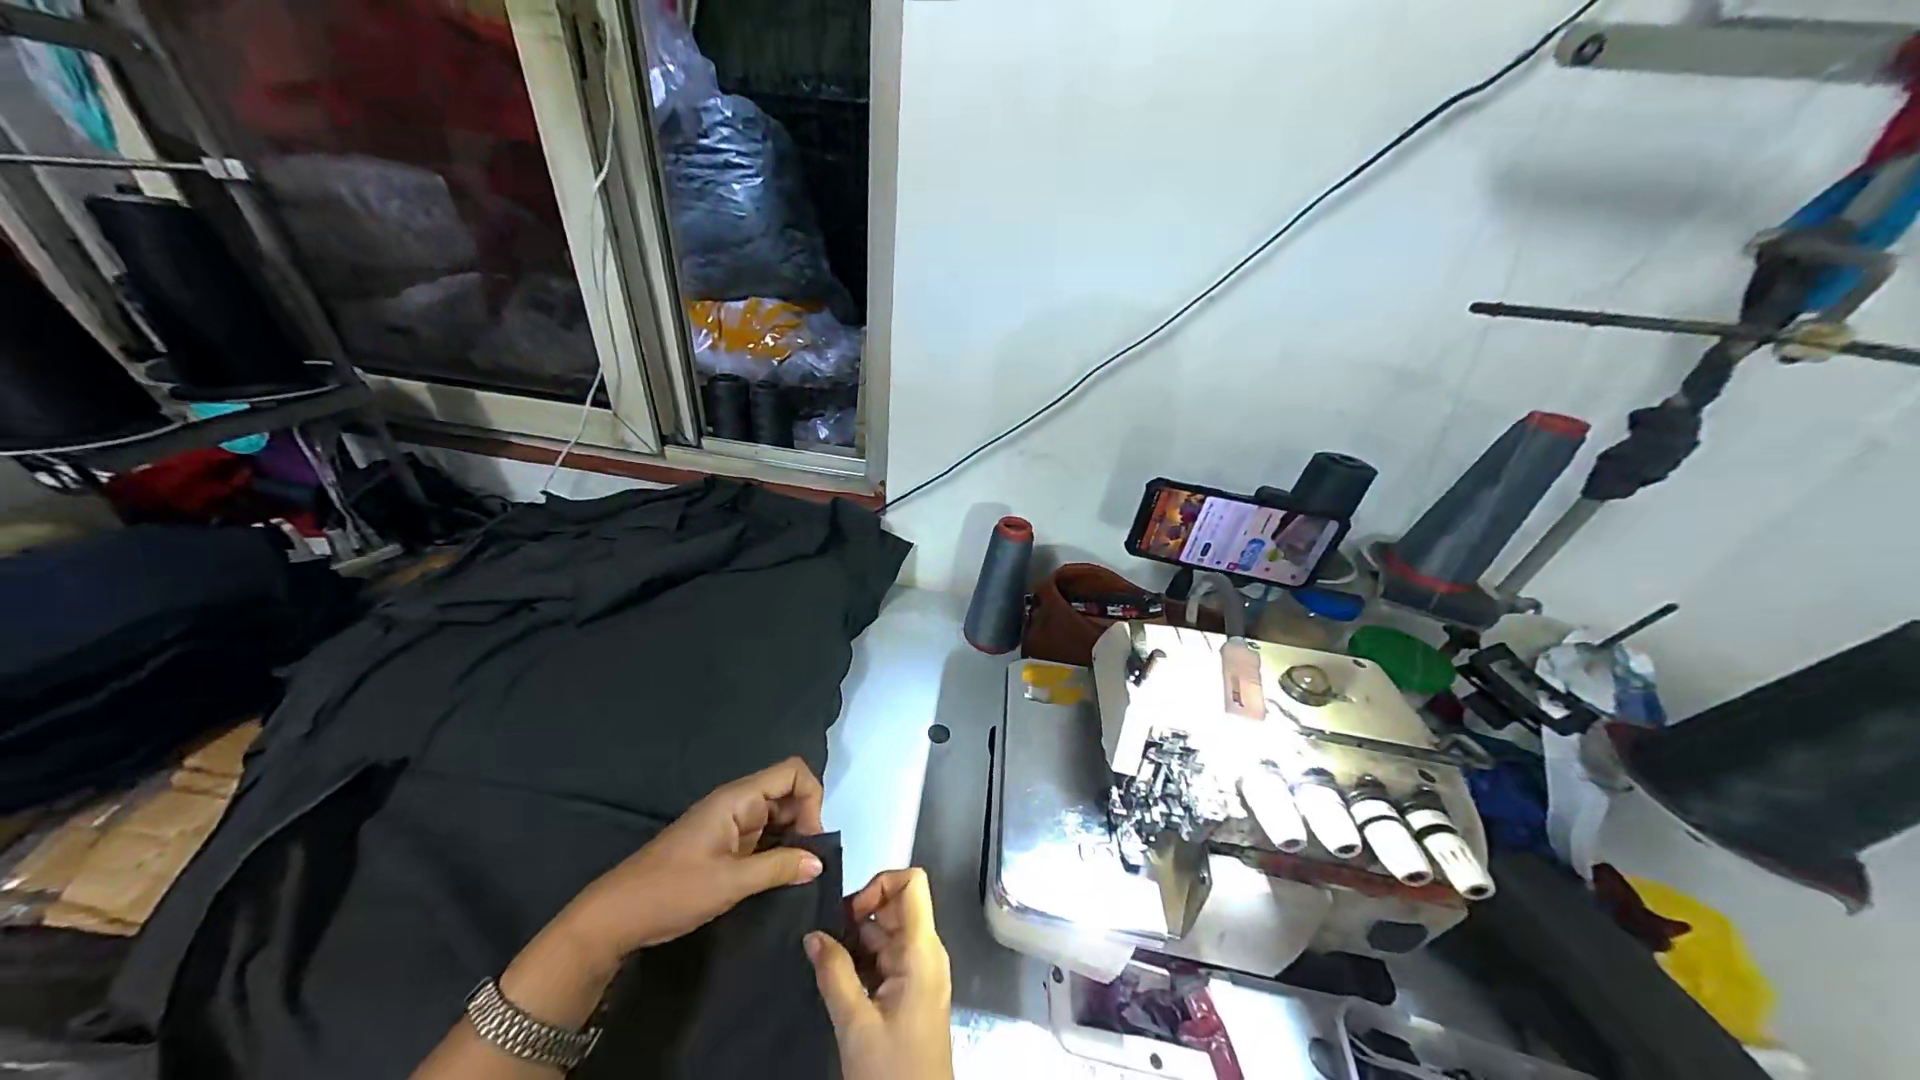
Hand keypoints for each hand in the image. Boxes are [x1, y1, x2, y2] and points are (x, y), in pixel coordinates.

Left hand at [552, 757, 826, 967]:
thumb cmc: (671, 891)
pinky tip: (781, 877)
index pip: (792, 773)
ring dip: (793, 839)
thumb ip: (779, 868)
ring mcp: (730, 825)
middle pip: (788, 794)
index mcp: (737, 798)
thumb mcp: (730, 883)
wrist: (615, 917)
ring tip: (799, 873)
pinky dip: (778, 851)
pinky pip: (763, 837)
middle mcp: (737, 804)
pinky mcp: (724, 846)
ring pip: (778, 817)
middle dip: (806, 821)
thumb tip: (819, 862)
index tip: (811, 839)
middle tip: (809, 863)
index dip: (812, 798)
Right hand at [805, 869, 952, 1079]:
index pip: (912, 883)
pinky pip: (886, 957)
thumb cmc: (893, 1071)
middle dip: (859, 915)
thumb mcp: (855, 1024)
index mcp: (922, 950)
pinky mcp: (910, 990)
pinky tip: (837, 978)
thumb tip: (813, 934)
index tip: (849, 913)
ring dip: (856, 940)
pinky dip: (862, 960)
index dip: (880, 884)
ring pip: (887, 932)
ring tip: (825, 960)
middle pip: (896, 906)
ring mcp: (919, 971)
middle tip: (826, 940)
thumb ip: (834, 973)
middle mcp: (925, 952)